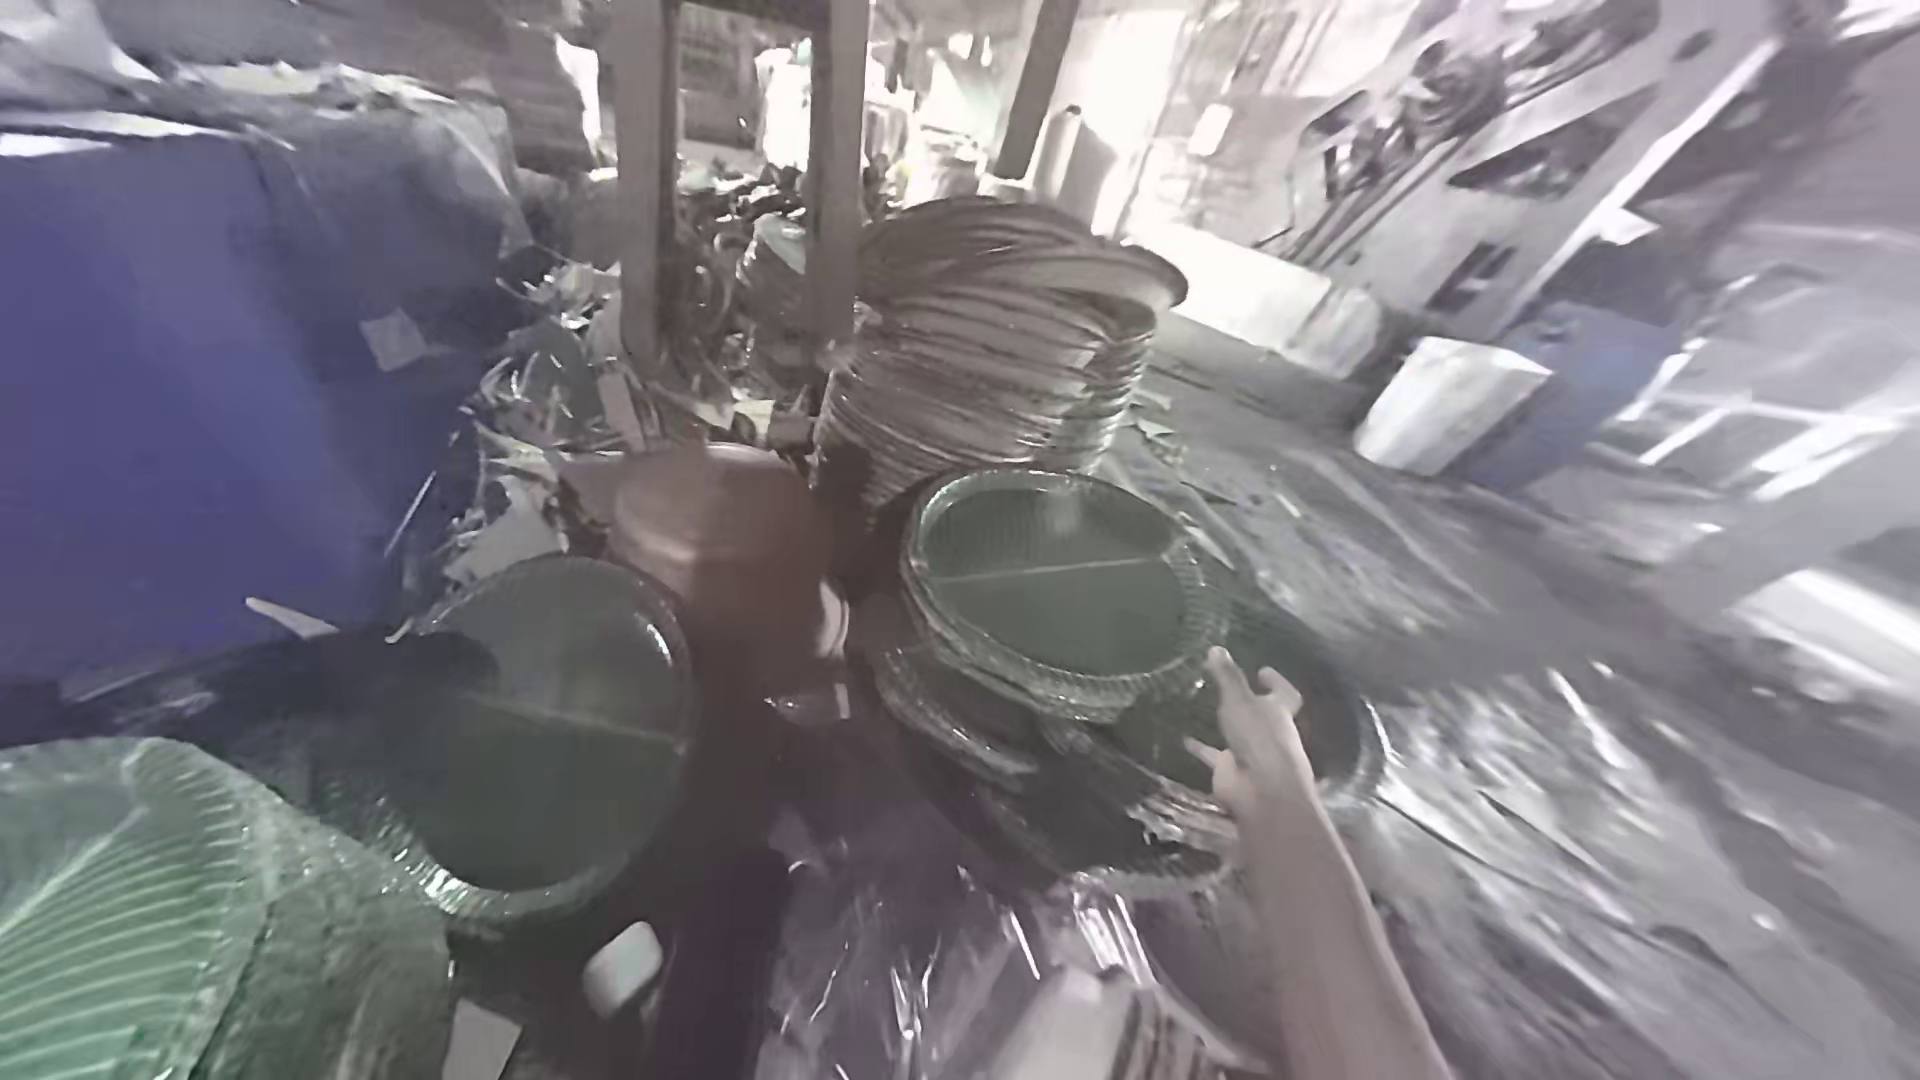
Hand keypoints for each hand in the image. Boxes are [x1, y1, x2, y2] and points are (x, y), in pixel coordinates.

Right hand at [1188, 646, 1315, 815]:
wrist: (1260, 792)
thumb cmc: (1258, 738)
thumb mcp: (1239, 701)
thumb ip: (1227, 676)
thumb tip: (1216, 647)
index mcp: (1279, 713)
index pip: (1284, 694)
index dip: (1276, 682)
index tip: (1262, 670)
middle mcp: (1269, 733)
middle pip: (1261, 715)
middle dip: (1247, 703)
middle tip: (1225, 686)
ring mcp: (1251, 754)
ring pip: (1238, 735)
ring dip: (1225, 725)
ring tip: (1201, 708)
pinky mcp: (1232, 770)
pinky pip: (1214, 755)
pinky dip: (1200, 748)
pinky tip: (1182, 738)